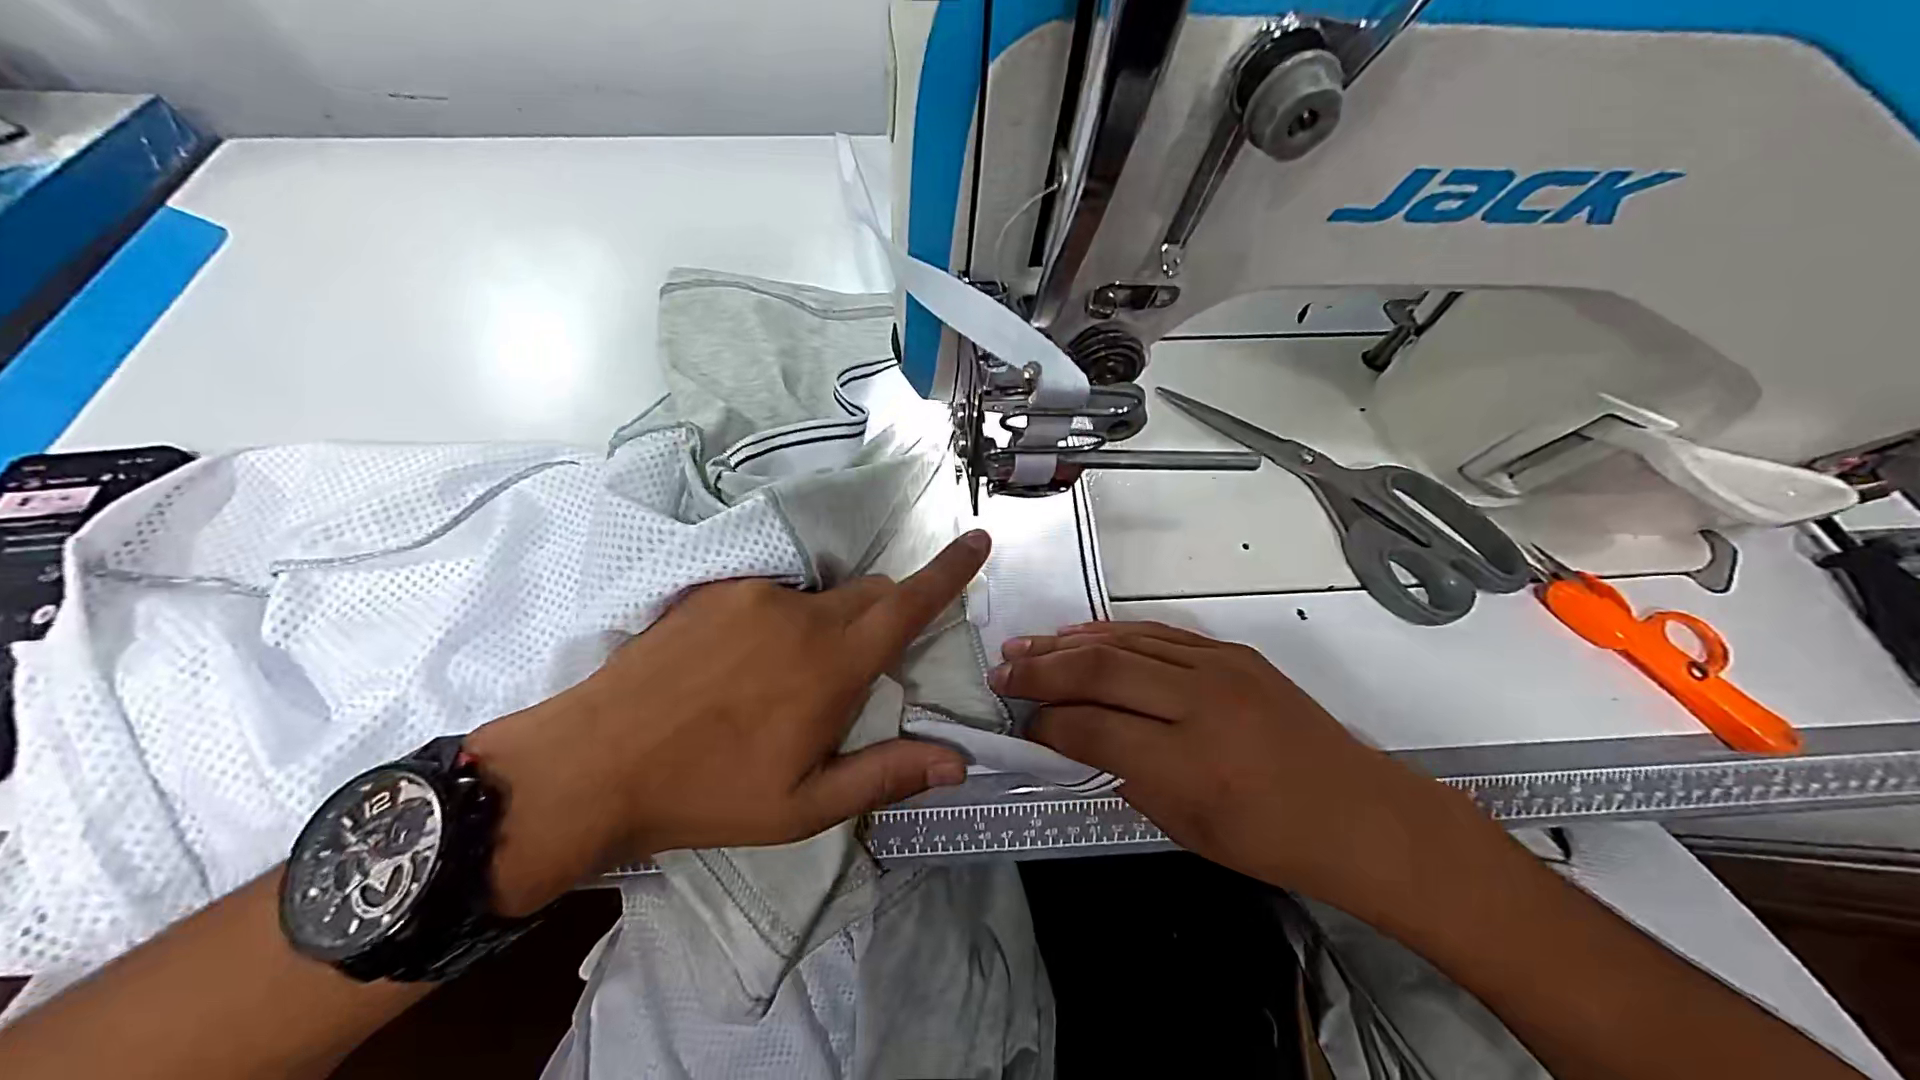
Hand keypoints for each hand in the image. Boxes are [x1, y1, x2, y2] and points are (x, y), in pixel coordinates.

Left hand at [469, 532, 986, 913]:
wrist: (594, 763)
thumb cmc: (708, 792)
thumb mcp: (803, 807)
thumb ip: (886, 775)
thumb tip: (957, 762)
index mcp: (833, 664)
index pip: (908, 603)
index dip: (950, 571)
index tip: (977, 542)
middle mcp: (801, 613)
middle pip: (870, 592)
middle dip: (883, 618)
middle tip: (855, 671)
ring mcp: (754, 594)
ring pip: (821, 593)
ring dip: (828, 623)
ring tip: (783, 679)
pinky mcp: (714, 589)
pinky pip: (773, 592)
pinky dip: (782, 617)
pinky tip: (740, 662)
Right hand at [994, 620, 1475, 915]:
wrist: (1359, 814)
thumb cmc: (1269, 839)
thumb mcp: (1184, 825)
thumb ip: (1122, 775)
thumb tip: (1073, 740)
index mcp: (1187, 762)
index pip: (1091, 728)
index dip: (1045, 725)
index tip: (1020, 725)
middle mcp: (1199, 702)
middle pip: (1099, 671)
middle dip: (1040, 671)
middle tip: (1000, 672)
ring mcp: (1218, 668)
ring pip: (1123, 642)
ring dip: (1066, 643)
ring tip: (1024, 645)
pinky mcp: (1231, 652)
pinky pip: (1157, 634)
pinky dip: (1111, 633)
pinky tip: (1081, 635)